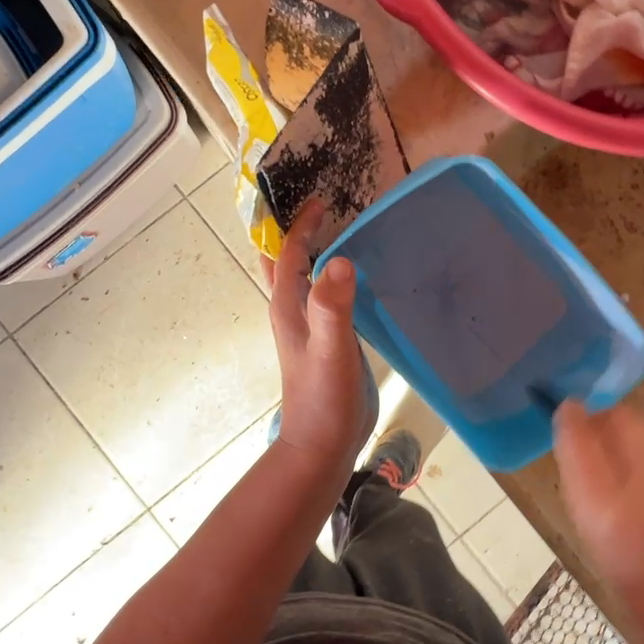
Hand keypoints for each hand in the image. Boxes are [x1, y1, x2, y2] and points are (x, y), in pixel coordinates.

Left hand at [261, 202, 369, 467]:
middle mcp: (293, 310)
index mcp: (289, 306)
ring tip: (344, 226)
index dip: (300, 225)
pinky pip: (325, 295)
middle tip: (321, 204)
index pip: (288, 253)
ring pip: (305, 276)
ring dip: (315, 250)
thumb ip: (332, 307)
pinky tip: (359, 274)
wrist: (322, 445)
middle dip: (295, 231)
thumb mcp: (331, 350)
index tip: (320, 198)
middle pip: (285, 260)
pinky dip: (334, 275)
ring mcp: (308, 325)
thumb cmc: (324, 398)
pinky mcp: (326, 338)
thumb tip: (340, 259)